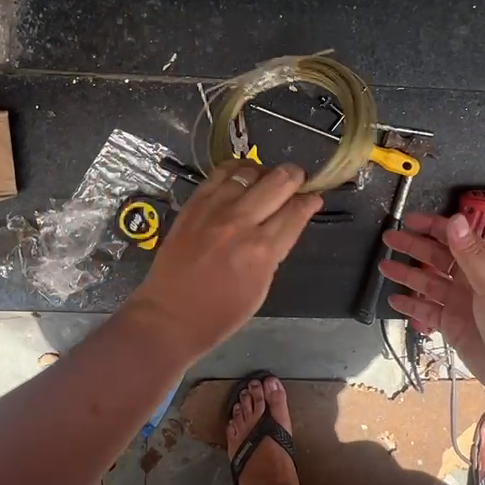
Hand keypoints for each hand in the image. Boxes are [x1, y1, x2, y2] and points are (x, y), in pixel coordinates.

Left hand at [122, 161, 322, 359]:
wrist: (170, 315)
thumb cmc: (221, 313)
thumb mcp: (261, 288)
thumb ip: (276, 250)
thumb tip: (289, 221)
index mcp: (262, 250)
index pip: (296, 211)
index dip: (310, 201)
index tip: (314, 198)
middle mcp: (241, 223)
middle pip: (279, 181)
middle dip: (295, 178)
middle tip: (297, 181)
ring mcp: (215, 209)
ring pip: (250, 171)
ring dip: (266, 172)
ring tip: (268, 180)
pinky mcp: (194, 203)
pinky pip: (221, 172)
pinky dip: (238, 169)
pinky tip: (243, 176)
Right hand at [380, 212, 484, 400]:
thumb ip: (470, 256)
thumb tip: (455, 218)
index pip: (456, 239)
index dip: (432, 227)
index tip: (407, 220)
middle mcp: (471, 281)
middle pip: (438, 259)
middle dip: (413, 248)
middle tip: (388, 239)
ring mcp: (461, 304)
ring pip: (429, 284)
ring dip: (408, 275)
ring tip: (383, 267)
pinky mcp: (452, 327)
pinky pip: (427, 311)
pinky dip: (412, 305)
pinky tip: (394, 300)